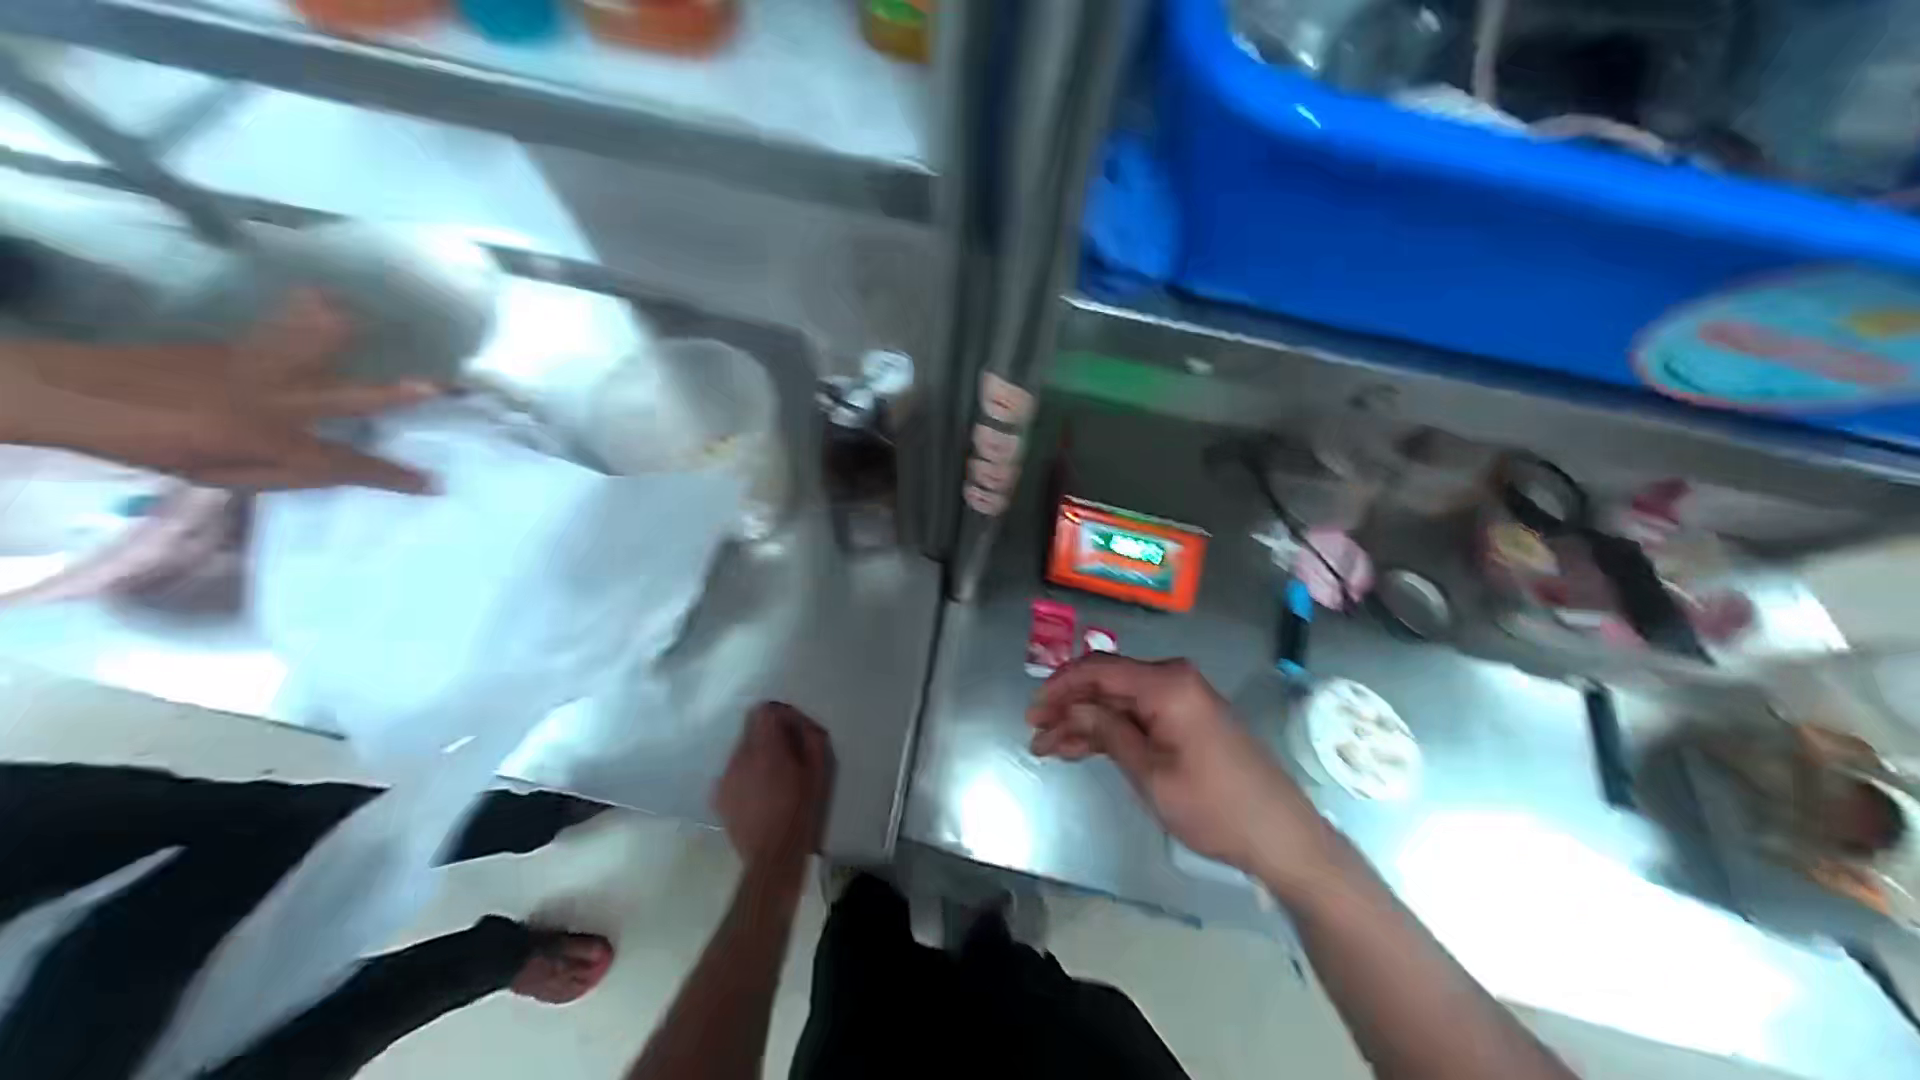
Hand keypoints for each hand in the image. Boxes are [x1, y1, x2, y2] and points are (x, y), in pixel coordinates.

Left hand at [0, 290, 437, 491]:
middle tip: (435, 386)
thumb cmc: (148, 446)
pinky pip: (274, 333)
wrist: (64, 393)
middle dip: (392, 396)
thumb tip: (325, 469)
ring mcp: (246, 370)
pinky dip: (298, 316)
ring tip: (359, 312)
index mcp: (265, 441)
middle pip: (343, 400)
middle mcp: (267, 404)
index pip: (344, 465)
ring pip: (305, 350)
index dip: (391, 476)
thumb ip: (273, 472)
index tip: (432, 484)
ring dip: (336, 333)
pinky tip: (316, 298)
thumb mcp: (213, 474)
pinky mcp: (225, 348)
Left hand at [714, 702, 835, 872]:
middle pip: (751, 728)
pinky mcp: (717, 795)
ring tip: (773, 778)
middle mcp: (739, 756)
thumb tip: (803, 722)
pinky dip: (746, 774)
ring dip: (757, 755)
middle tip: (788, 754)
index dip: (780, 714)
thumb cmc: (801, 812)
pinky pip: (732, 772)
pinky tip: (759, 795)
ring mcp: (725, 776)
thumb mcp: (818, 773)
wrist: (772, 857)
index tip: (794, 728)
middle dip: (769, 735)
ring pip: (741, 750)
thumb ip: (811, 739)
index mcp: (765, 748)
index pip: (764, 711)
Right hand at [1028, 655, 1336, 893]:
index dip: (1060, 688)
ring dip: (1084, 723)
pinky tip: (1080, 750)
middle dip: (1068, 709)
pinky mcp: (1185, 718)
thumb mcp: (1150, 773)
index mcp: (1167, 684)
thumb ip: (1107, 733)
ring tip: (1049, 750)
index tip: (1033, 713)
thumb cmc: (1215, 807)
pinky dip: (1109, 731)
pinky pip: (1137, 715)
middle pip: (1106, 684)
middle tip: (1036, 737)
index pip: (1098, 670)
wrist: (1281, 835)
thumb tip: (1069, 709)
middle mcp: (1173, 680)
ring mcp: (1181, 698)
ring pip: (1118, 701)